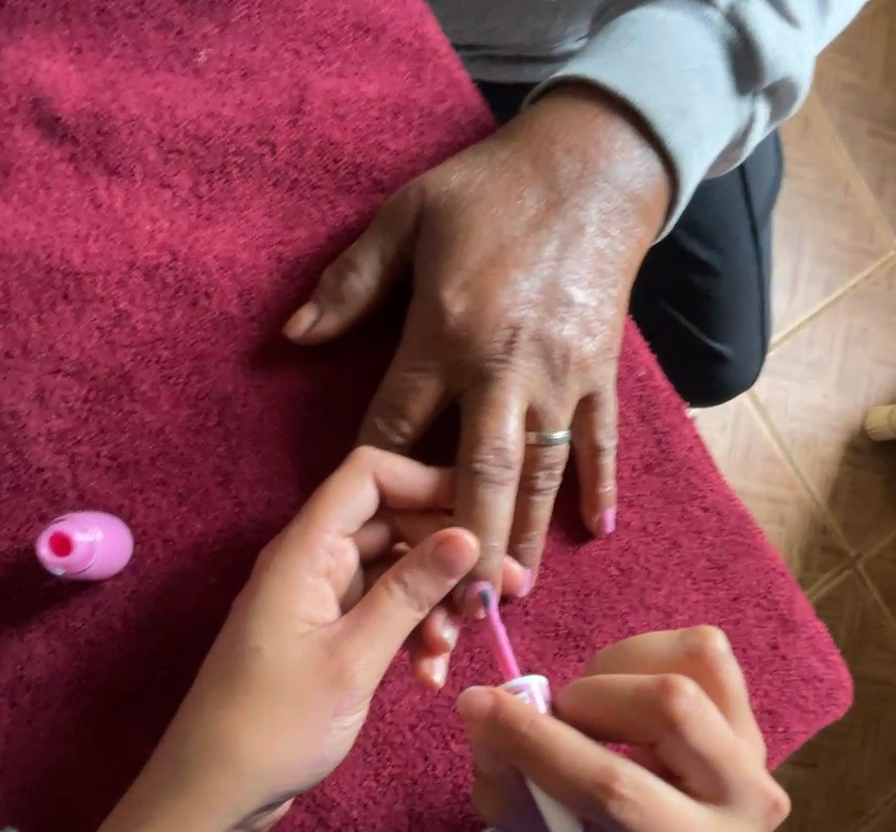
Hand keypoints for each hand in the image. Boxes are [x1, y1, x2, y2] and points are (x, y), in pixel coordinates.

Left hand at [128, 448, 528, 831]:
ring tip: (453, 649)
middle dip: (448, 555)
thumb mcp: (353, 657)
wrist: (216, 794)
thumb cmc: (276, 724)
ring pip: (395, 571)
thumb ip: (410, 592)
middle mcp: (314, 560)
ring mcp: (321, 598)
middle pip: (392, 523)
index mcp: (307, 549)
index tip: (485, 520)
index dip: (429, 483)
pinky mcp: (329, 633)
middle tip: (501, 595)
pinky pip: (383, 611)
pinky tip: (429, 674)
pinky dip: (412, 633)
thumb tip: (467, 536)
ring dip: (433, 603)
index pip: (369, 474)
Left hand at [284, 84, 670, 598]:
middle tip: (458, 606)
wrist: (592, 162)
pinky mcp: (602, 374)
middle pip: (479, 473)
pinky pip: (601, 440)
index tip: (366, 535)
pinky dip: (600, 484)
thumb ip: (348, 284)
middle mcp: (502, 369)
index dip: (377, 481)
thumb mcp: (405, 219)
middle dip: (466, 543)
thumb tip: (292, 336)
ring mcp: (560, 376)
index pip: (396, 425)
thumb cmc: (489, 190)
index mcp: (444, 335)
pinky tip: (598, 529)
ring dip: (526, 535)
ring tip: (514, 591)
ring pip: (540, 474)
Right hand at [459, 626, 789, 831]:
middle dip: (584, 702)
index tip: (476, 704)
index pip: (613, 789)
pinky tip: (625, 690)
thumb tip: (481, 716)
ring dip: (610, 678)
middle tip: (554, 718)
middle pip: (666, 706)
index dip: (538, 741)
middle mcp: (748, 801)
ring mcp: (758, 745)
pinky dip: (639, 655)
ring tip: (593, 712)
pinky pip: (697, 647)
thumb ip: (511, 789)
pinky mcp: (753, 703)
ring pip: (679, 671)